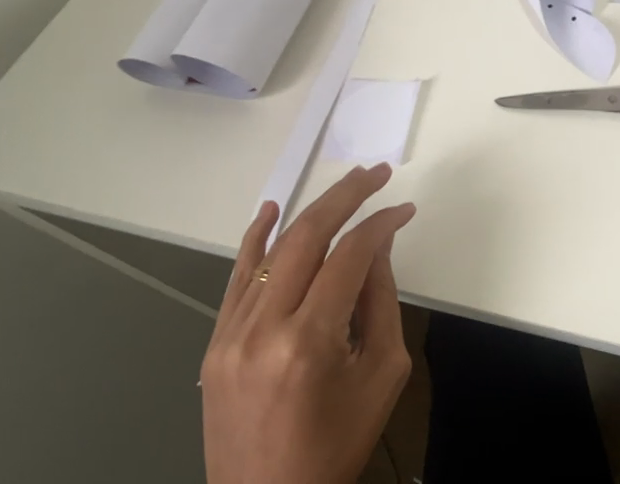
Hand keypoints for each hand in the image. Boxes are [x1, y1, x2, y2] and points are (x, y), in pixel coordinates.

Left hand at [201, 164, 416, 483]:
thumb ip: (381, 303)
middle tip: (377, 174)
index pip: (350, 257)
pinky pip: (237, 280)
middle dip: (347, 198)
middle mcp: (263, 331)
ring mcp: (231, 336)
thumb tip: (378, 246)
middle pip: (307, 239)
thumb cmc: (337, 444)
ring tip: (346, 184)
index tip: (404, 209)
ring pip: (272, 252)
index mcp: (310, 343)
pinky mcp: (215, 345)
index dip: (381, 225)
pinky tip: (271, 210)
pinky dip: (254, 240)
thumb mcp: (382, 375)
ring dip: (310, 212)